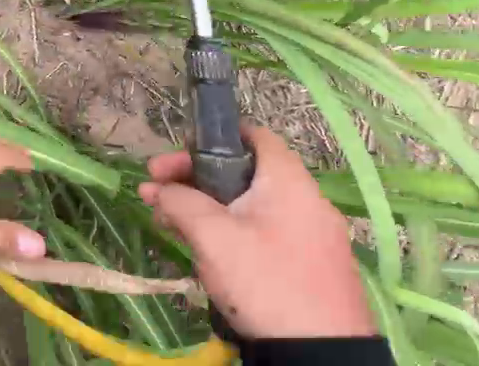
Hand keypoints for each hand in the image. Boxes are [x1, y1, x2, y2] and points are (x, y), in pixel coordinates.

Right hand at [138, 125, 377, 337]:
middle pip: (243, 171)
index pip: (256, 136)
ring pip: (247, 204)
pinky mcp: (307, 264)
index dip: (215, 136)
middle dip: (192, 176)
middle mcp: (306, 204)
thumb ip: (178, 200)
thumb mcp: (210, 235)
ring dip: (202, 205)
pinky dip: (226, 228)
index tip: (178, 152)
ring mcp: (309, 237)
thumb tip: (157, 189)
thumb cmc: (265, 280)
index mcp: (289, 185)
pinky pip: (260, 230)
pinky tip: (196, 243)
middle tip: (155, 187)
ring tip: (164, 219)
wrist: (323, 358)